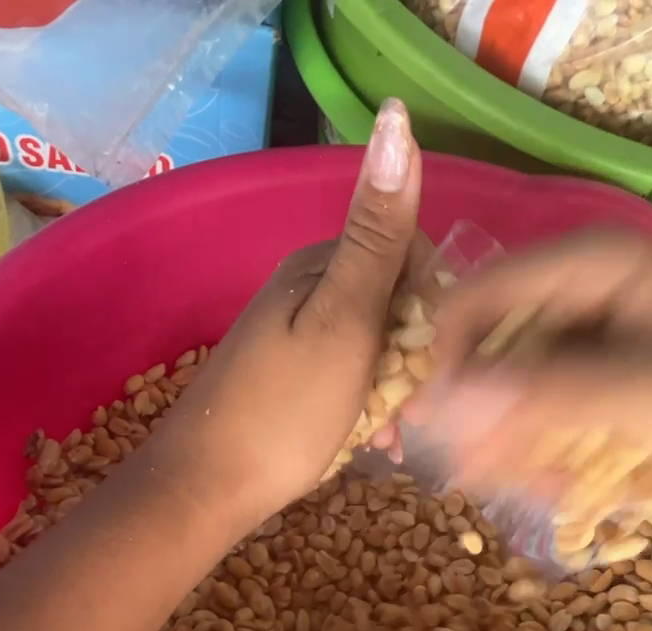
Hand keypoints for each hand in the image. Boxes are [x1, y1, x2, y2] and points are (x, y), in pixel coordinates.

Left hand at [143, 99, 425, 533]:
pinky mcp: (290, 378)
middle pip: (392, 301)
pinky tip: (378, 443)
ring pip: (374, 344)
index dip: (437, 298)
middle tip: (422, 408)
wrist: (209, 487)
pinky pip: (349, 378)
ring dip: (398, 386)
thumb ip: (377, 236)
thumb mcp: (343, 320)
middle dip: (419, 351)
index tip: (443, 354)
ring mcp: (295, 336)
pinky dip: (371, 406)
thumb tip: (398, 122)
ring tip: (401, 434)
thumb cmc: (285, 409)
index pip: (406, 250)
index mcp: (319, 268)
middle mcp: (305, 291)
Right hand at [407, 230, 651, 558]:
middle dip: (478, 418)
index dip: (446, 360)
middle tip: (476, 479)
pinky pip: (536, 419)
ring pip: (507, 391)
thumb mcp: (648, 399)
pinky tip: (563, 489)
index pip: (477, 297)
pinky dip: (538, 457)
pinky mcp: (593, 386)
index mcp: (594, 263)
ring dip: (509, 447)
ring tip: (541, 491)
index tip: (436, 431)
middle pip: (486, 347)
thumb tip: (436, 405)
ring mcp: (585, 342)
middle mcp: (580, 294)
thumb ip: (543, 400)